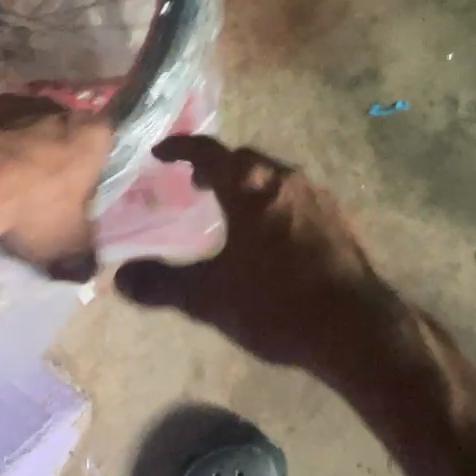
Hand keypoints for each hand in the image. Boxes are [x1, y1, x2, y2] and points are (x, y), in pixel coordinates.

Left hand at [0, 94, 113, 280]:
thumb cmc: (29, 210)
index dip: (92, 168)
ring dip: (16, 149)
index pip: (105, 144)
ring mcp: (14, 101)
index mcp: (91, 134)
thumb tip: (86, 267)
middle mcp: (57, 107)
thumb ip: (84, 252)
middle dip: (53, 156)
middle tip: (38, 192)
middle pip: (62, 132)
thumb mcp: (67, 246)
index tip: (76, 192)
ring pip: (23, 126)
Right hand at [114, 135, 402, 367]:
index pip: (208, 151)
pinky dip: (275, 202)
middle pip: (244, 160)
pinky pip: (296, 196)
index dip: (181, 148)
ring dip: (248, 184)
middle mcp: (283, 178)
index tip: (161, 151)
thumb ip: (163, 285)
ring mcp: (316, 196)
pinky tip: (272, 233)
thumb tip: (120, 278)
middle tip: (196, 183)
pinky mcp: (338, 219)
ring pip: (273, 177)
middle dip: (217, 166)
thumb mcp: (210, 297)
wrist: (355, 327)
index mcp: (249, 186)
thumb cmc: (276, 302)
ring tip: (232, 208)